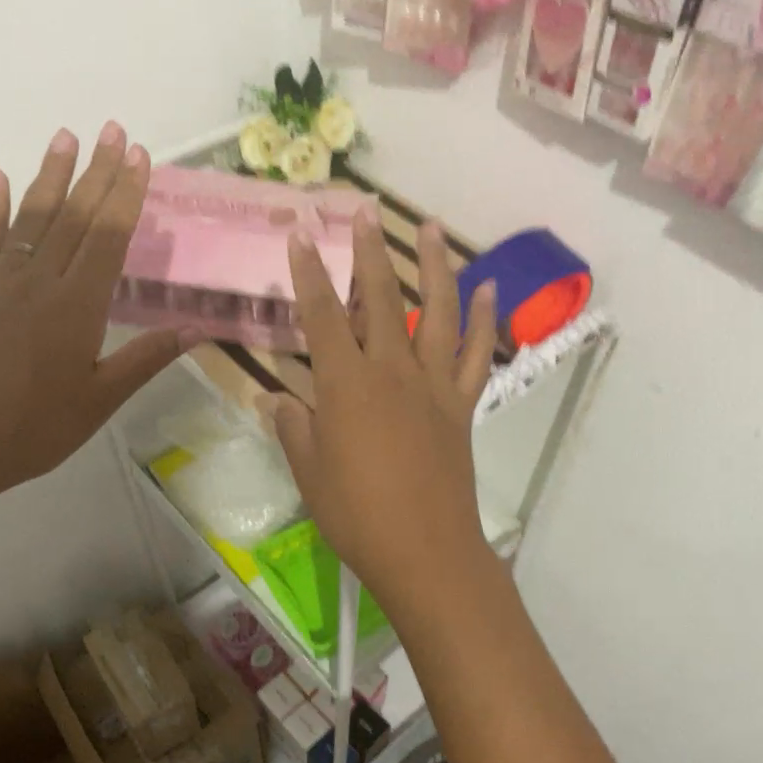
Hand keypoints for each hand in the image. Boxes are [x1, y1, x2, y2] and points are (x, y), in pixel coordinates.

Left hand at [0, 123, 193, 513]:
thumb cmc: (35, 428)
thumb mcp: (100, 399)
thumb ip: (146, 359)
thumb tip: (197, 329)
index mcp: (77, 306)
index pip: (108, 236)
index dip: (126, 194)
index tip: (140, 155)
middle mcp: (39, 280)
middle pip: (75, 215)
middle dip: (97, 171)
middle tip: (113, 129)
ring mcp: (0, 281)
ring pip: (32, 217)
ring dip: (50, 174)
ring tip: (66, 136)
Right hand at [267, 208, 498, 605]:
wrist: (425, 549)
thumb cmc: (357, 514)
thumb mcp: (309, 473)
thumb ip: (293, 429)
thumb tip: (274, 400)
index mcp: (345, 385)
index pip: (322, 316)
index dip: (308, 274)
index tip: (301, 236)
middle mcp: (391, 371)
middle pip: (381, 299)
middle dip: (369, 252)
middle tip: (365, 212)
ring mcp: (433, 384)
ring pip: (436, 311)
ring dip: (434, 266)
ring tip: (431, 226)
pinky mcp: (461, 405)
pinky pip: (474, 354)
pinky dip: (483, 320)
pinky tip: (487, 291)